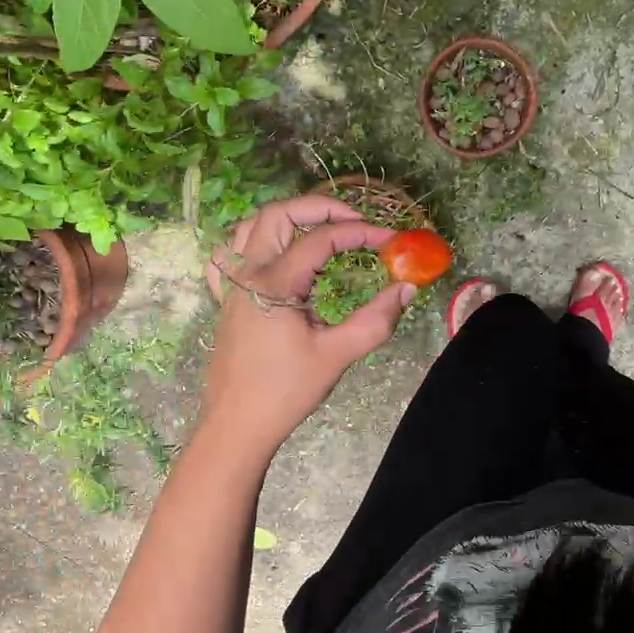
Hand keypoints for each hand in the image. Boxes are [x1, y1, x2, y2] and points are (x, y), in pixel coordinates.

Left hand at [202, 194, 416, 455]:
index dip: (361, 232)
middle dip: (321, 206)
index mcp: (275, 282)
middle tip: (356, 219)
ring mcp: (231, 285)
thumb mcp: (338, 355)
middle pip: (280, 213)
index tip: (390, 239)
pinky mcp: (226, 300)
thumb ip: (376, 319)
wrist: (236, 426)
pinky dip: (253, 241)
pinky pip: (230, 254)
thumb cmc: (286, 392)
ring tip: (320, 228)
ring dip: (288, 217)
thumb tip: (407, 288)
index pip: (323, 238)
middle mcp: (249, 273)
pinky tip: (272, 251)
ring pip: (251, 226)